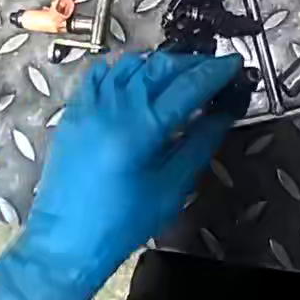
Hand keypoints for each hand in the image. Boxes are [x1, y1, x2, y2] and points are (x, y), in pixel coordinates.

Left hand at [22, 51, 241, 286]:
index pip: (187, 85)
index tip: (233, 63)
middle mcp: (113, 107)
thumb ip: (199, 145)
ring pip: (129, 64)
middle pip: (158, 66)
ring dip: (158, 63)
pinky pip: (100, 74)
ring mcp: (90, 104)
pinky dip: (123, 69)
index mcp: (142, 128)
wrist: (66, 238)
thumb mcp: (170, 189)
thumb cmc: (122, 222)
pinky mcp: (74, 110)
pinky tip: (136, 78)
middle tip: (212, 68)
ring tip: (179, 73)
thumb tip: (222, 114)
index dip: (215, 71)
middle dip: (190, 62)